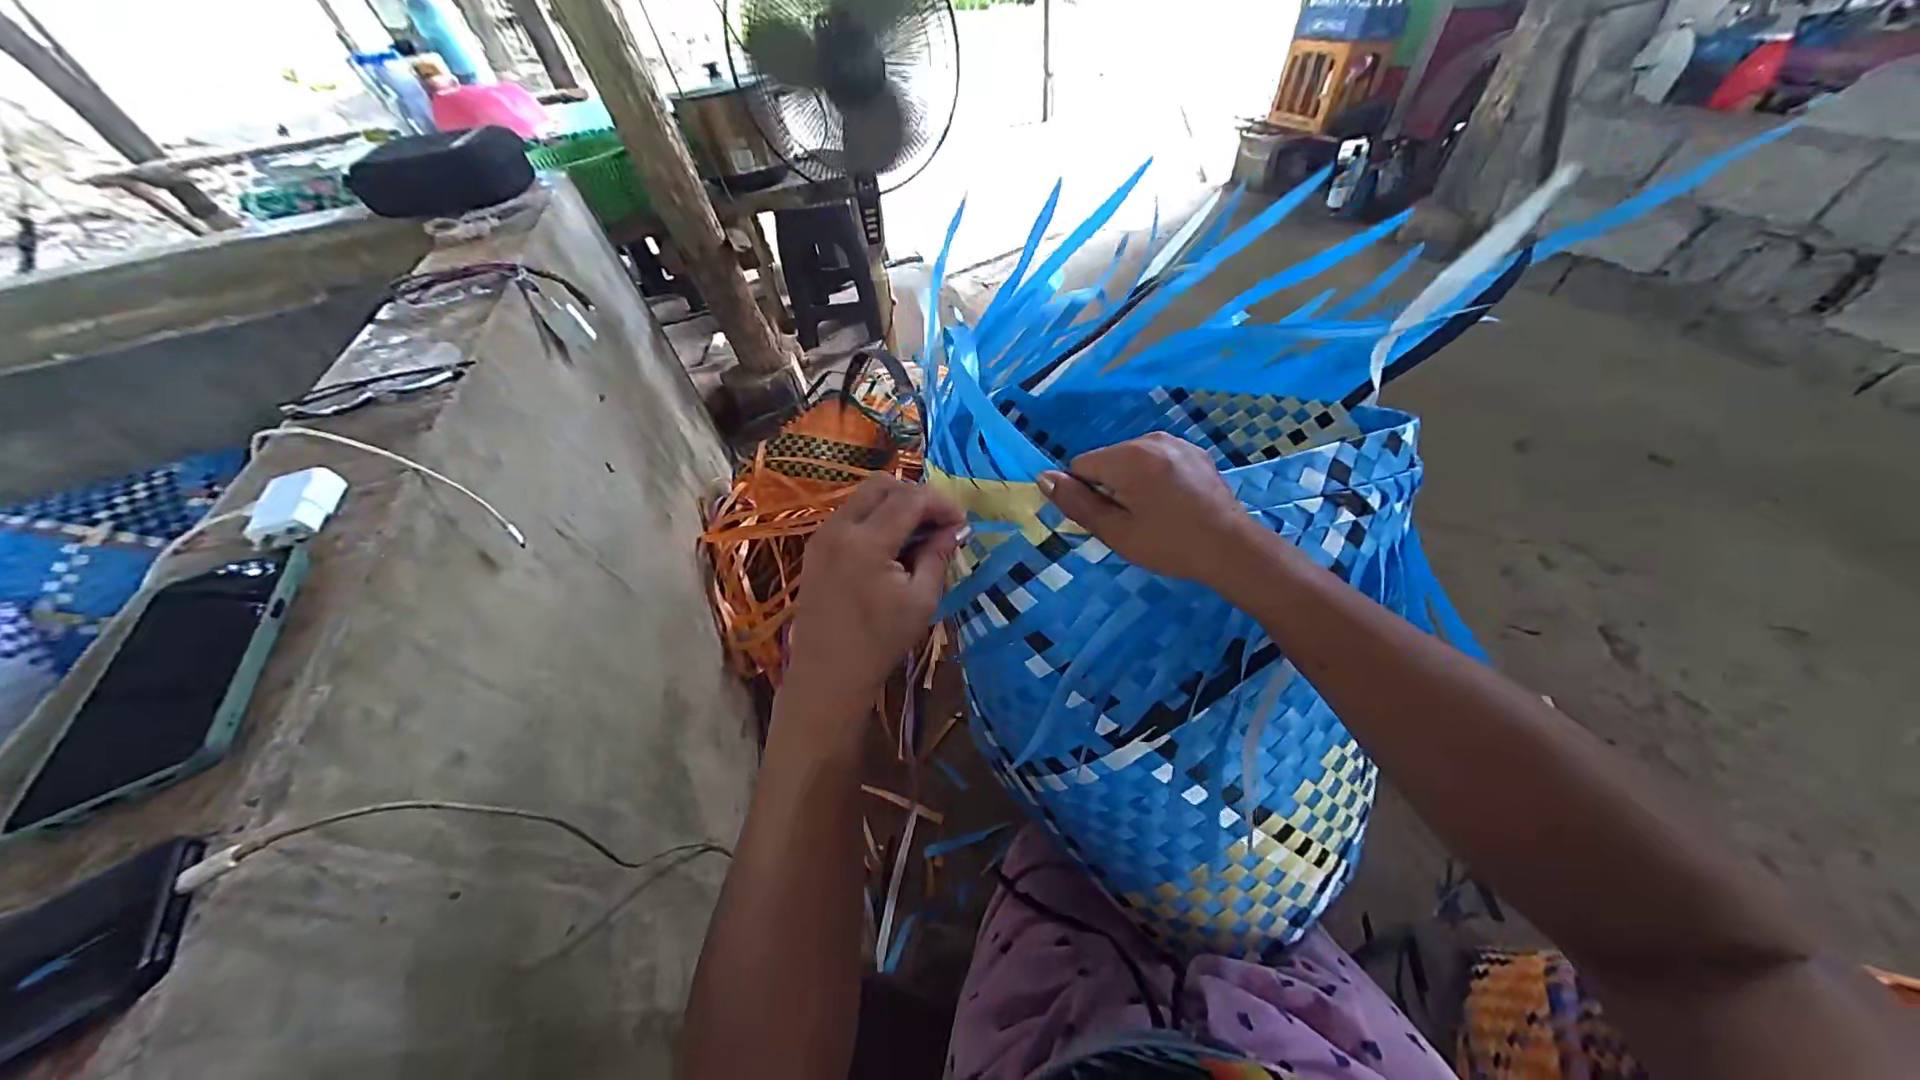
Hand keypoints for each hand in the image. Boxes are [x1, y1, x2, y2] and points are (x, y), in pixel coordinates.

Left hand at [785, 476, 964, 707]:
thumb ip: (937, 556)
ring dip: (895, 506)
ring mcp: (822, 535)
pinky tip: (892, 546)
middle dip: (916, 496)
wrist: (828, 674)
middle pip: (883, 485)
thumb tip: (954, 530)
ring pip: (864, 497)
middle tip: (939, 524)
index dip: (941, 504)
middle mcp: (838, 528)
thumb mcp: (921, 601)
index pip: (910, 498)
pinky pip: (851, 515)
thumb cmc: (880, 642)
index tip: (962, 523)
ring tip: (918, 536)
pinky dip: (876, 518)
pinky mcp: (816, 547)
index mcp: (866, 542)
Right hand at [1039, 433, 1254, 587]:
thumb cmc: (1169, 545)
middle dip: (1109, 487)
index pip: (1081, 466)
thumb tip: (1044, 478)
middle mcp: (1150, 439)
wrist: (1231, 548)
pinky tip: (1173, 503)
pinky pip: (1154, 459)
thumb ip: (1077, 503)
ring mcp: (1175, 442)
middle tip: (1134, 521)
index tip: (1111, 519)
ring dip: (1131, 483)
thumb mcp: (1115, 531)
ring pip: (1129, 460)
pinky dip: (1153, 477)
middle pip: (1105, 461)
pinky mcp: (1192, 451)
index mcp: (1129, 457)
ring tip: (1156, 514)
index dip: (1087, 495)